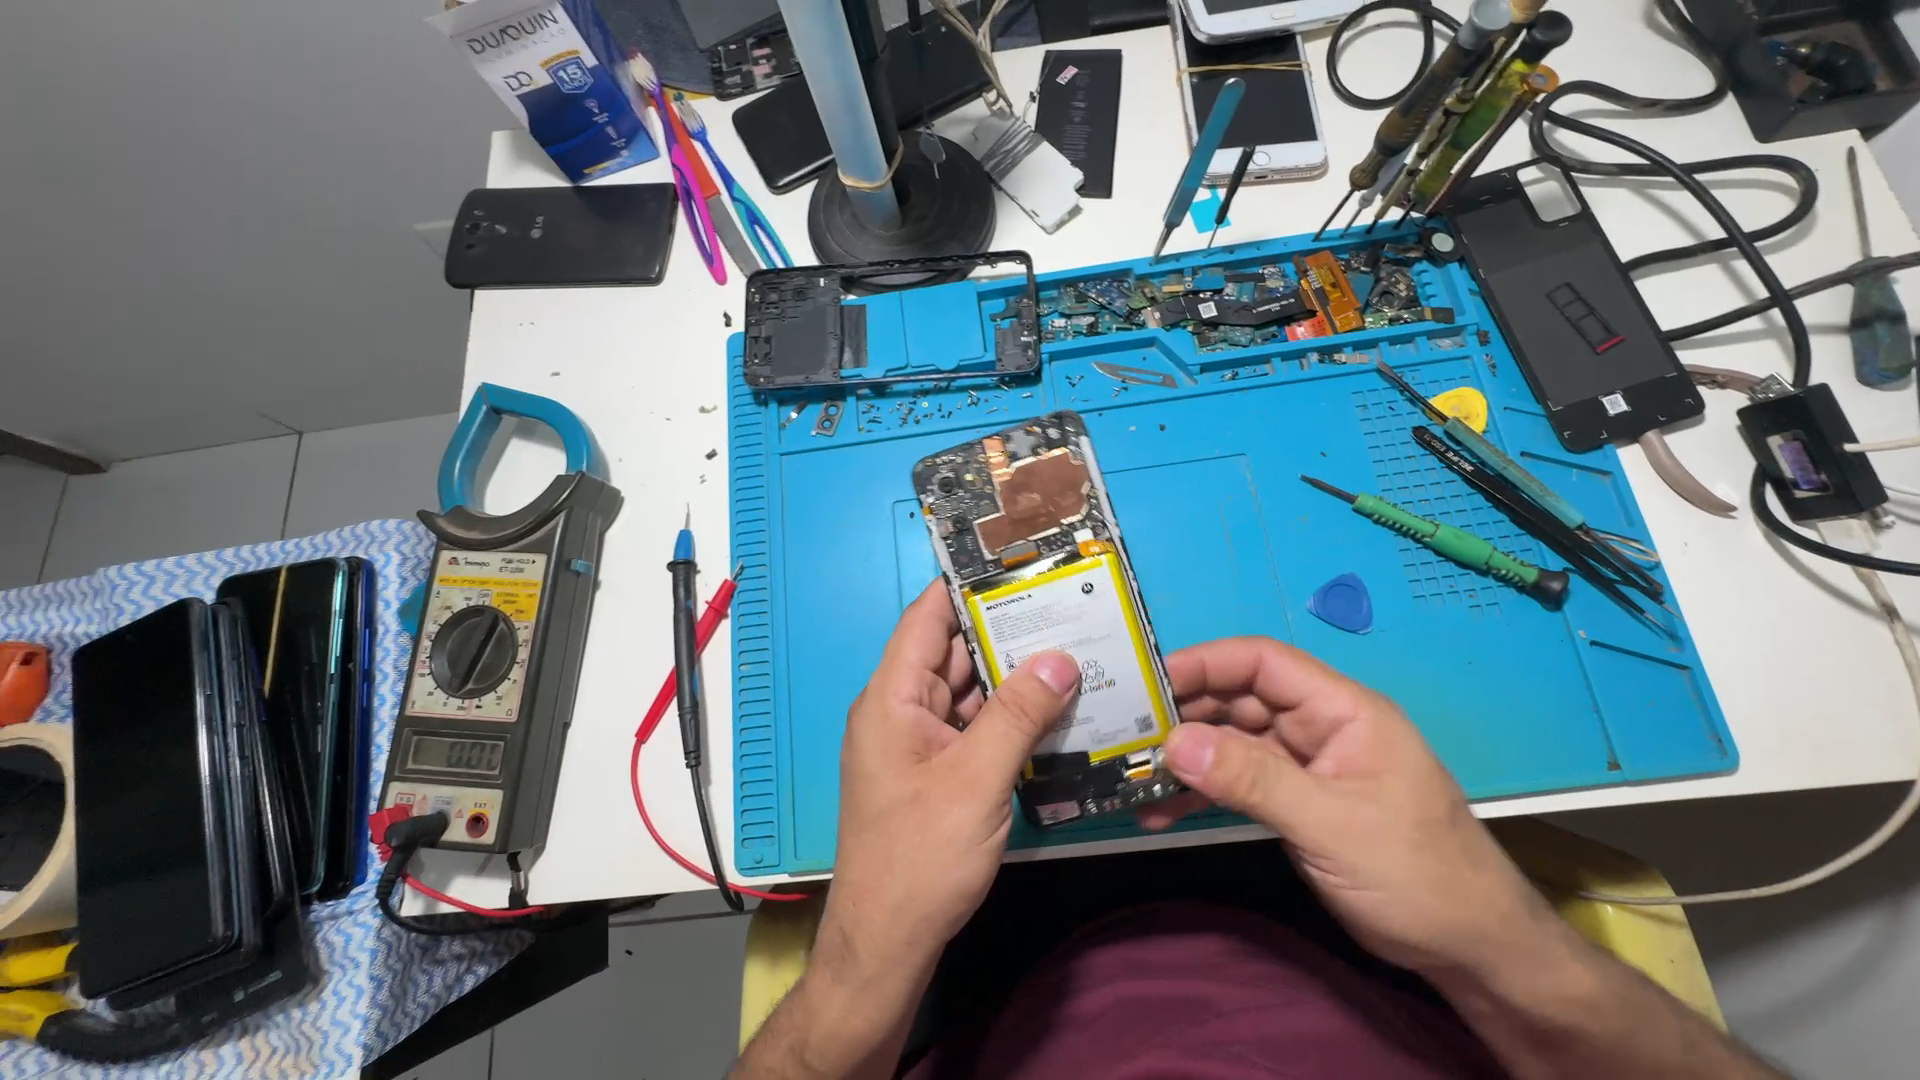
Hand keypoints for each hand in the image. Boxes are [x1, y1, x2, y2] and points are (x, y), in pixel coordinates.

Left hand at [819, 581, 1079, 988]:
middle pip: (954, 653)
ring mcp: (919, 743)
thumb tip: (1060, 659)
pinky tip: (1055, 709)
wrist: (888, 941)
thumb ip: (1018, 715)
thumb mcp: (975, 780)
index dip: (965, 586)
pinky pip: (975, 727)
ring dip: (1015, 678)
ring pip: (970, 692)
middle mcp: (902, 711)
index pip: (926, 619)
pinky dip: (1009, 717)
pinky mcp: (937, 771)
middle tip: (1068, 608)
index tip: (1016, 563)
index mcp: (892, 698)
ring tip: (1074, 651)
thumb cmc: (921, 856)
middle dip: (1007, 632)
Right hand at [1140, 637, 1558, 978]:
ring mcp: (1304, 767)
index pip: (1264, 663)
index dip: (1206, 663)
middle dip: (1184, 713)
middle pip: (1239, 700)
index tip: (1150, 680)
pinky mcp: (1293, 804)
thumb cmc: (1416, 872)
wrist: (1469, 950)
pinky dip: (1200, 795)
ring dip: (1185, 758)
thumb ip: (1253, 780)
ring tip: (1132, 773)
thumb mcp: (1332, 823)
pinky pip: (1236, 786)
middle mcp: (1318, 729)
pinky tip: (1158, 811)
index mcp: (1342, 710)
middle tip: (1125, 731)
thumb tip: (1174, 742)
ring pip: (1231, 744)